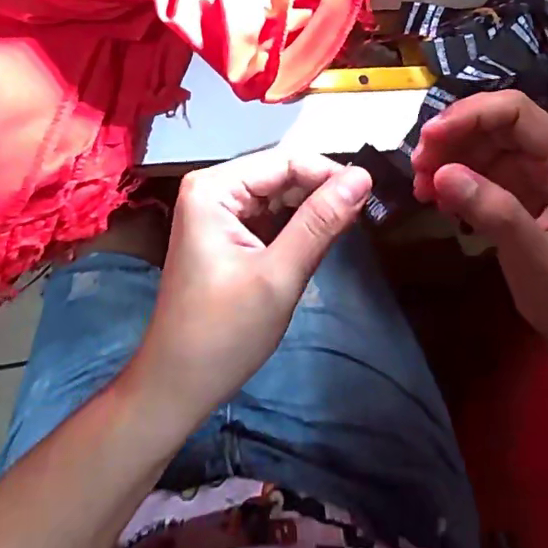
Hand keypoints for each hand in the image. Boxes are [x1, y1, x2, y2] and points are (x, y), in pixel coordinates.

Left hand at [129, 150, 372, 421]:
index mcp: (214, 188)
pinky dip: (298, 224)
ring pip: (279, 194)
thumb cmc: (223, 334)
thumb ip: (320, 222)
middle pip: (281, 174)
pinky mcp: (227, 232)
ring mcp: (218, 210)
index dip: (329, 173)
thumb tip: (362, 177)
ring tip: (350, 223)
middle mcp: (213, 188)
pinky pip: (270, 215)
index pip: (285, 161)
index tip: (370, 192)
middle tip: (365, 211)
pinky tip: (324, 235)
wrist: (177, 386)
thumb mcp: (278, 276)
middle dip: (322, 190)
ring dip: (313, 207)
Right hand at [410, 90, 547, 364]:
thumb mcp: (537, 263)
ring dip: (448, 156)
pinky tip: (435, 198)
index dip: (469, 115)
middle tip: (416, 166)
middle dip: (452, 136)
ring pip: (484, 144)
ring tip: (420, 185)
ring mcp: (538, 176)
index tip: (429, 138)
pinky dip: (454, 177)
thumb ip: (495, 214)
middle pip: (495, 123)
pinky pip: (482, 169)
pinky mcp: (522, 194)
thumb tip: (442, 172)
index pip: (516, 112)